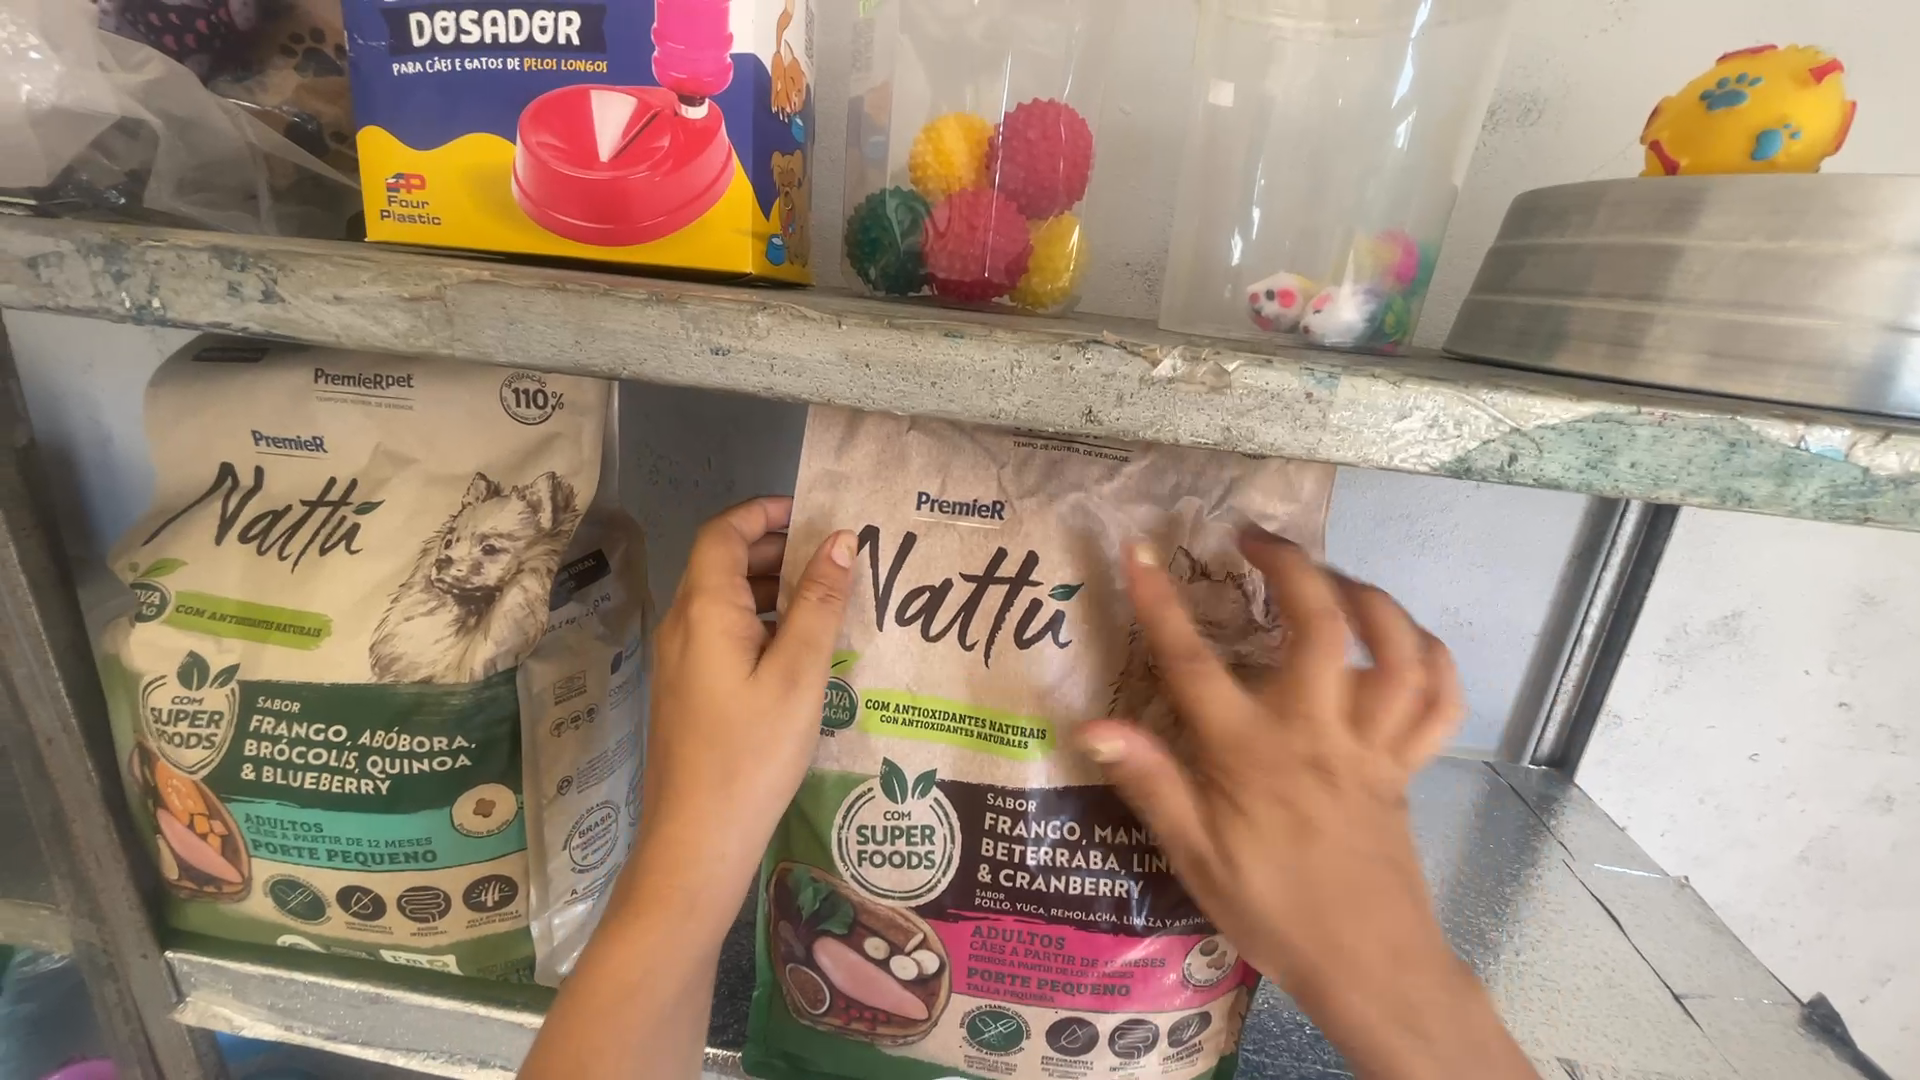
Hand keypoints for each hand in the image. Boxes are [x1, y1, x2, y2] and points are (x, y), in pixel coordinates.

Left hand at [525, 498, 854, 1079]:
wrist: (697, 841)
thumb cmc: (753, 752)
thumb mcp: (799, 673)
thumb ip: (820, 603)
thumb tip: (841, 539)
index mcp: (705, 610)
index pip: (724, 533)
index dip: (764, 512)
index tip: (815, 513)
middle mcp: (683, 624)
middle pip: (723, 562)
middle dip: (776, 547)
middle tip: (834, 556)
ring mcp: (681, 658)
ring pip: (725, 598)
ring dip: (772, 585)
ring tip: (828, 596)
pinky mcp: (690, 687)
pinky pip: (725, 631)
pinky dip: (763, 620)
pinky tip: (802, 645)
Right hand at [1080, 530, 1533, 1079]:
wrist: (1371, 970)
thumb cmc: (1272, 910)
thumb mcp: (1194, 856)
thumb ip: (1150, 782)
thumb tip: (1090, 726)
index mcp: (1253, 755)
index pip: (1194, 665)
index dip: (1161, 603)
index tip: (1139, 551)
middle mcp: (1317, 734)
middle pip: (1318, 628)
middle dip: (1290, 566)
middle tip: (1254, 538)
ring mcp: (1372, 746)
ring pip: (1394, 651)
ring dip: (1364, 596)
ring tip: (1327, 573)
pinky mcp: (1407, 764)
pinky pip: (1437, 699)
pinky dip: (1426, 654)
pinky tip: (1397, 634)